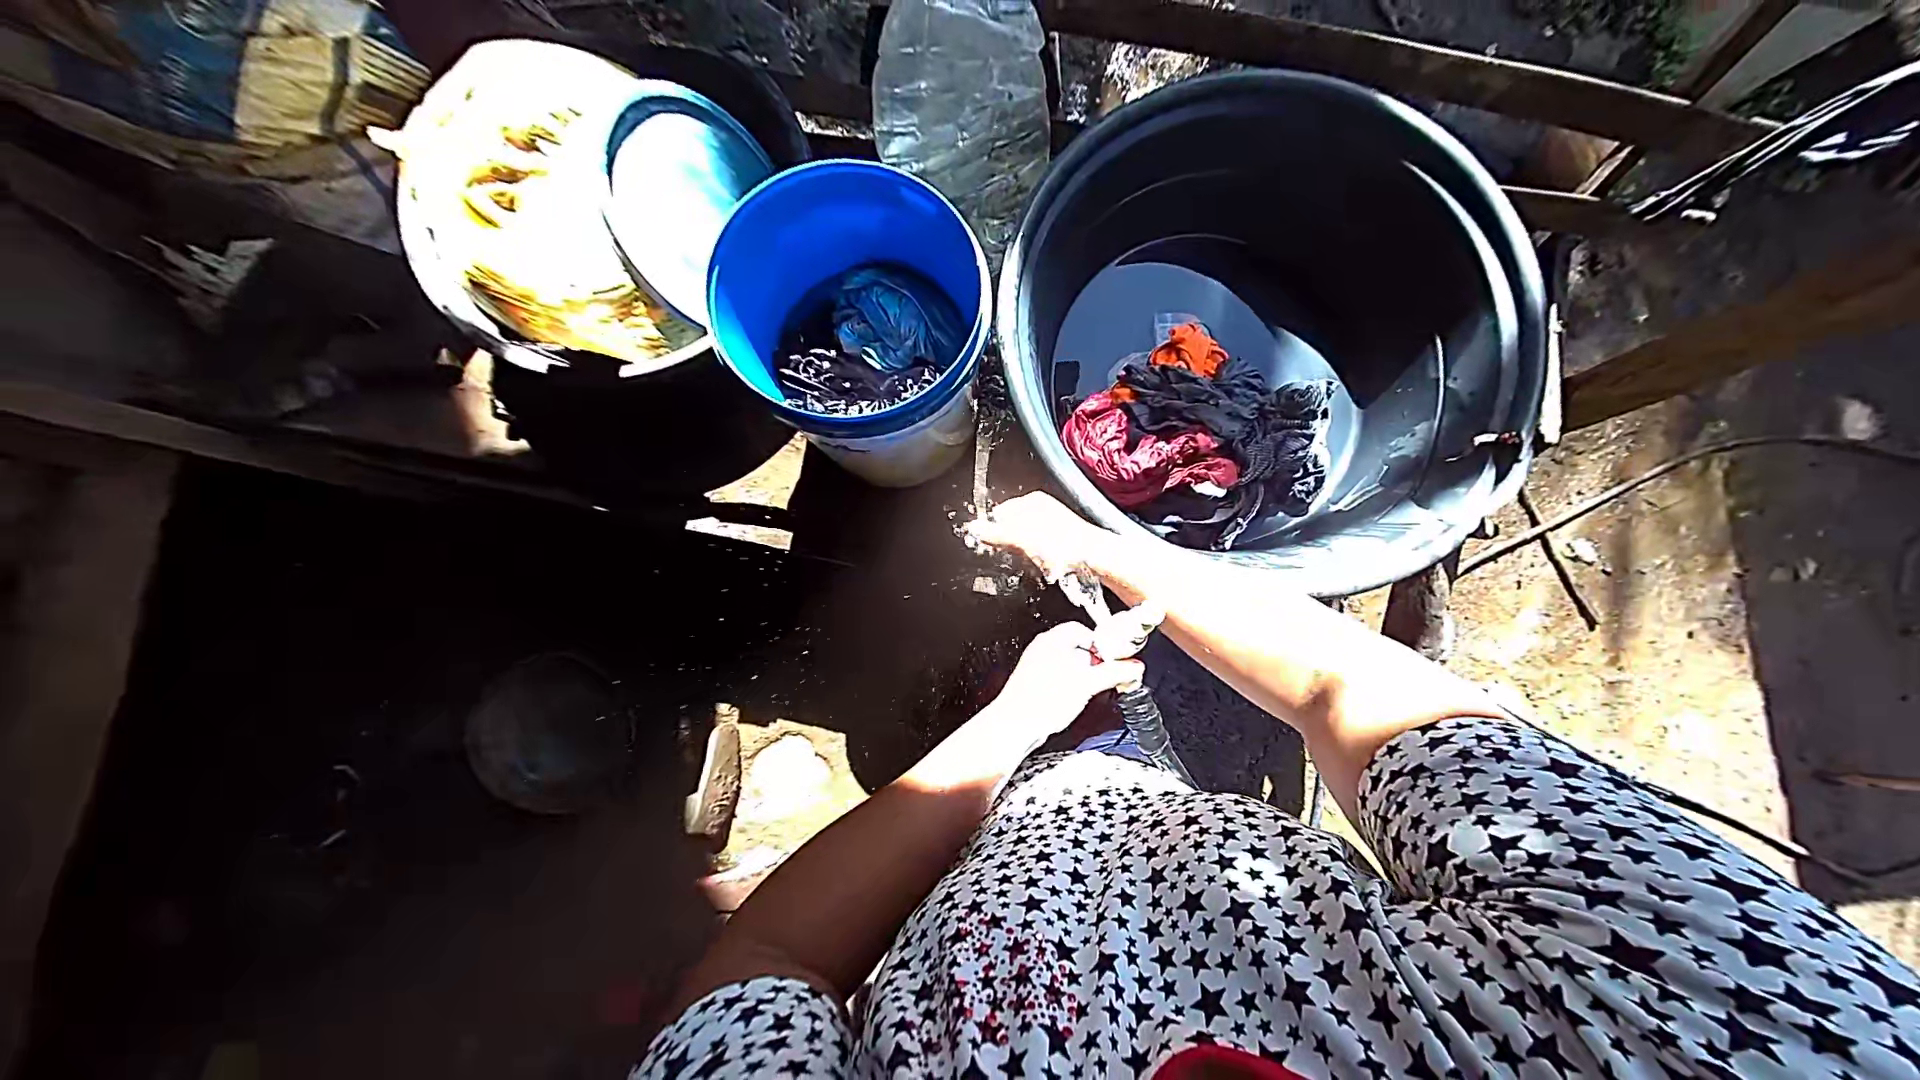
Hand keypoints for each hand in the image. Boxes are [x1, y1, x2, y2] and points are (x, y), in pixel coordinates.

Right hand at [965, 492, 1108, 583]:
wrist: (1094, 558)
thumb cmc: (1062, 544)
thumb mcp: (1021, 538)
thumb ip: (995, 533)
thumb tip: (973, 528)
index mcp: (1033, 500)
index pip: (1000, 512)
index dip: (993, 529)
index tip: (991, 543)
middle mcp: (1044, 508)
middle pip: (1014, 525)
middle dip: (1011, 541)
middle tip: (1017, 553)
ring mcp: (1055, 523)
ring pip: (1028, 539)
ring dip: (1027, 551)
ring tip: (1035, 559)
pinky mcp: (1063, 539)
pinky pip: (1041, 548)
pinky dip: (1040, 556)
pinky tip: (1046, 563)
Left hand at [984, 621, 1143, 736]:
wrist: (1015, 725)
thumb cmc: (1041, 700)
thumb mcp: (1087, 683)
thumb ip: (1113, 673)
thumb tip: (1132, 667)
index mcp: (1053, 639)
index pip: (1084, 630)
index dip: (1103, 644)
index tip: (1115, 658)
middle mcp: (1043, 649)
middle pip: (1078, 647)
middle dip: (1096, 661)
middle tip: (1108, 675)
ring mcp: (1038, 666)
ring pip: (1070, 664)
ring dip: (1085, 675)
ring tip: (1092, 689)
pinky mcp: (1036, 684)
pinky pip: (1060, 678)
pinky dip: (1072, 685)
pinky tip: (1075, 698)